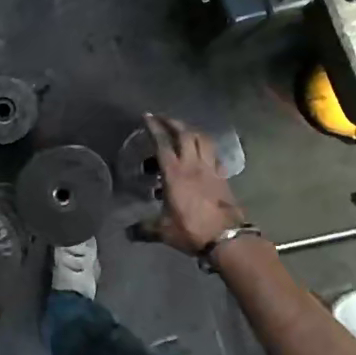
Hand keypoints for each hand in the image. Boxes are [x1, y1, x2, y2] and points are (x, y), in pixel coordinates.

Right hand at [140, 114, 245, 253]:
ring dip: (191, 130)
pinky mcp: (223, 176)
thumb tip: (128, 233)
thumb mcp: (164, 231)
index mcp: (175, 173)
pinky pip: (214, 154)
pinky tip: (202, 153)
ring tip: (183, 129)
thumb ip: (145, 228)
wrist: (227, 237)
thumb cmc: (191, 230)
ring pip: (203, 139)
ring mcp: (210, 168)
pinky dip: (206, 148)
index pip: (163, 143)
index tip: (147, 117)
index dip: (154, 128)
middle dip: (173, 122)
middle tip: (163, 118)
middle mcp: (193, 165)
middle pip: (185, 134)